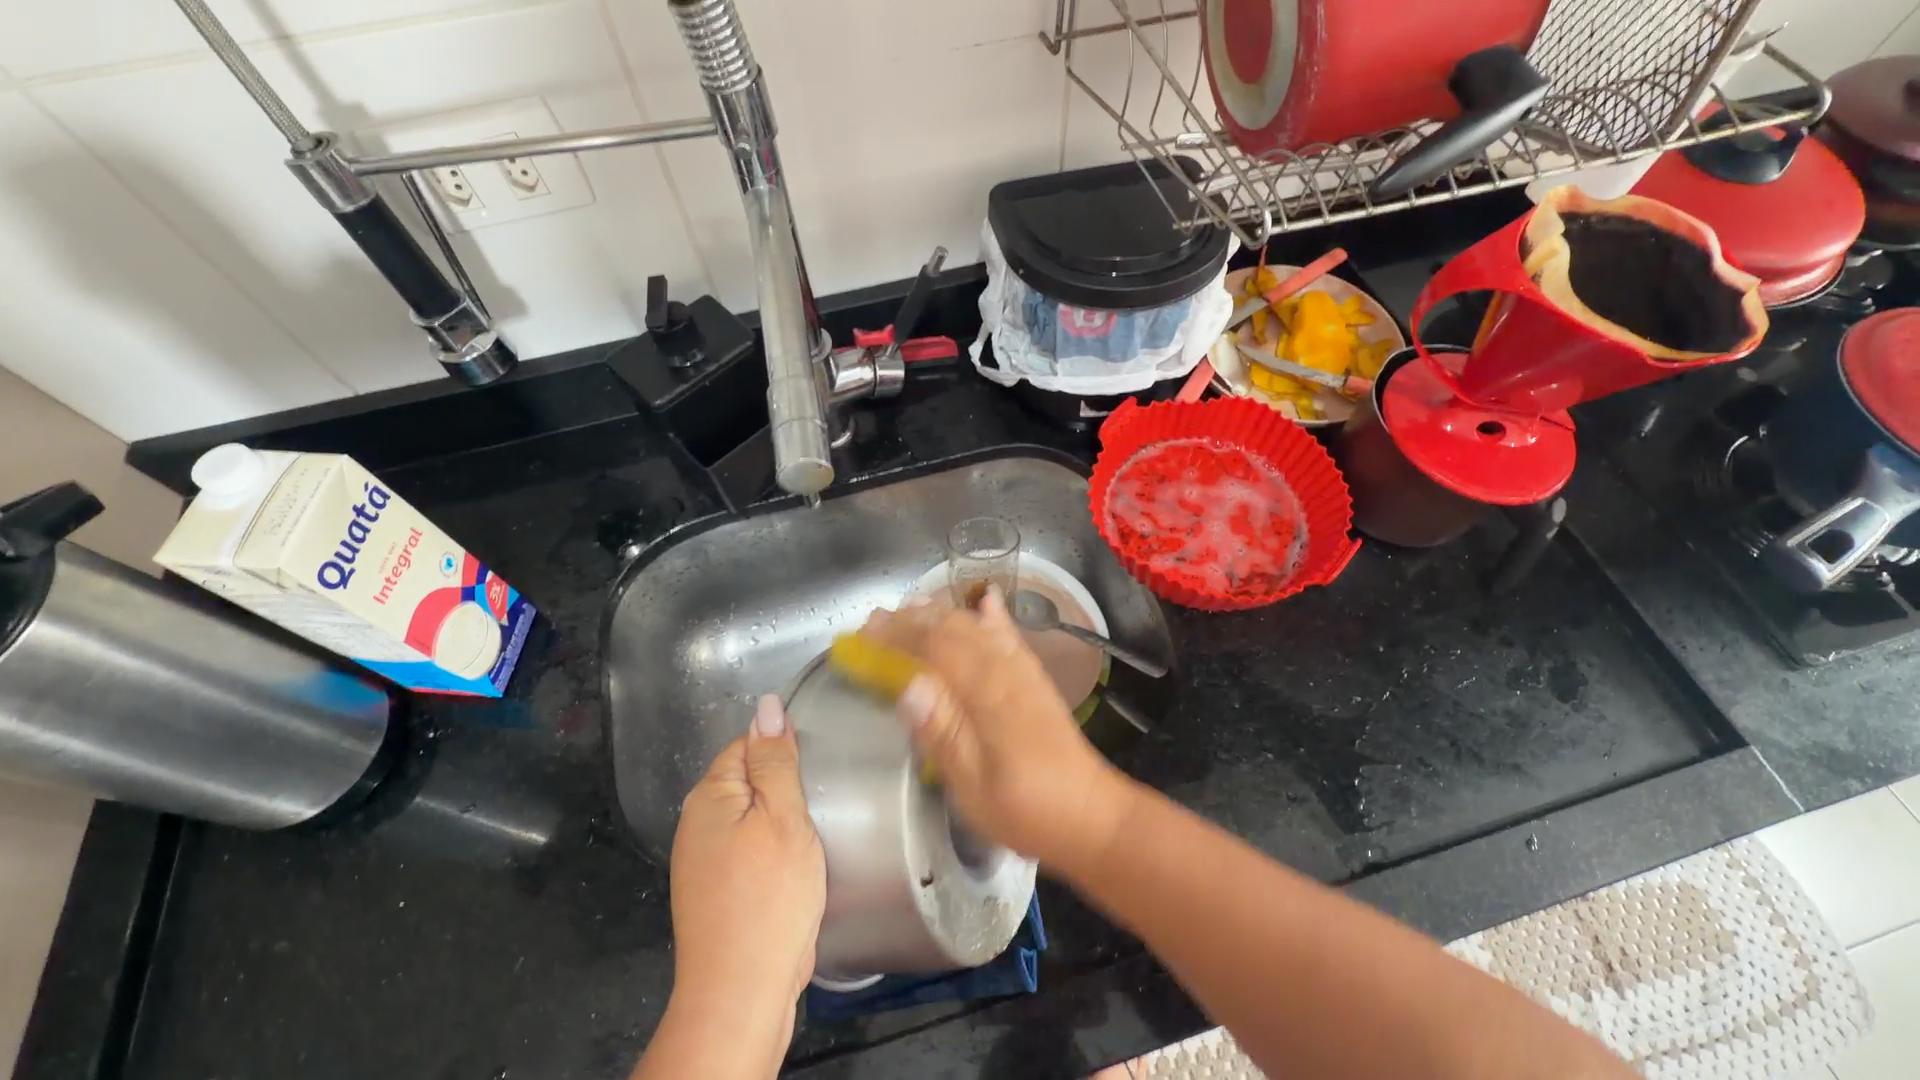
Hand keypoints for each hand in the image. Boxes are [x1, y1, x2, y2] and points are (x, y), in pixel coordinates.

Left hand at [667, 695, 824, 1018]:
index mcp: (709, 795)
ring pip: (751, 818)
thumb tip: (767, 705)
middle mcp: (696, 822)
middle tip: (823, 803)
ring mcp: (703, 860)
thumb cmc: (769, 895)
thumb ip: (775, 760)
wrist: (741, 988)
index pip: (747, 744)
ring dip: (781, 822)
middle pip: (748, 780)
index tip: (817, 770)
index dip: (784, 751)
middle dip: (784, 787)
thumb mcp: (783, 817)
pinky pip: (748, 850)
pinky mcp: (717, 890)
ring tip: (815, 834)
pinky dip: (773, 851)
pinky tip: (796, 867)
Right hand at [860, 589, 1136, 870]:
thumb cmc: (1026, 810)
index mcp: (987, 695)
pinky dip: (993, 617)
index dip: (897, 636)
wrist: (1091, 816)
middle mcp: (1006, 672)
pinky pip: (1010, 637)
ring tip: (911, 608)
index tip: (864, 635)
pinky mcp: (1036, 680)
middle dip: (912, 621)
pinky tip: (985, 602)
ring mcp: (1024, 673)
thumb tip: (908, 685)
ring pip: (979, 628)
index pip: (935, 647)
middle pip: (954, 630)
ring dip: (943, 614)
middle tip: (875, 622)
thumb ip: (940, 734)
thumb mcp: (973, 786)